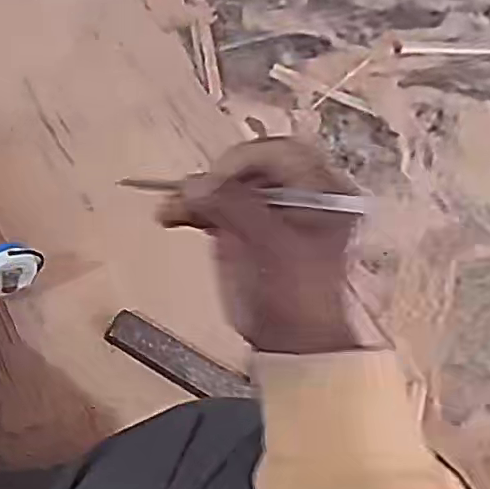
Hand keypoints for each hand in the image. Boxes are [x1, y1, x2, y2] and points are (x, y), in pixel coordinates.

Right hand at [157, 138, 365, 354]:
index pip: (277, 152)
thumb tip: (196, 183)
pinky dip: (190, 209)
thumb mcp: (270, 245)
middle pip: (245, 167)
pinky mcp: (242, 230)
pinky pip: (213, 207)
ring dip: (193, 195)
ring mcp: (266, 214)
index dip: (240, 163)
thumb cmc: (294, 295)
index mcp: (320, 192)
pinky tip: (173, 215)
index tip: (214, 185)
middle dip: (211, 181)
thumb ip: (235, 207)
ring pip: (223, 187)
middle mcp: (294, 197)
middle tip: (188, 197)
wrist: (287, 337)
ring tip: (170, 209)